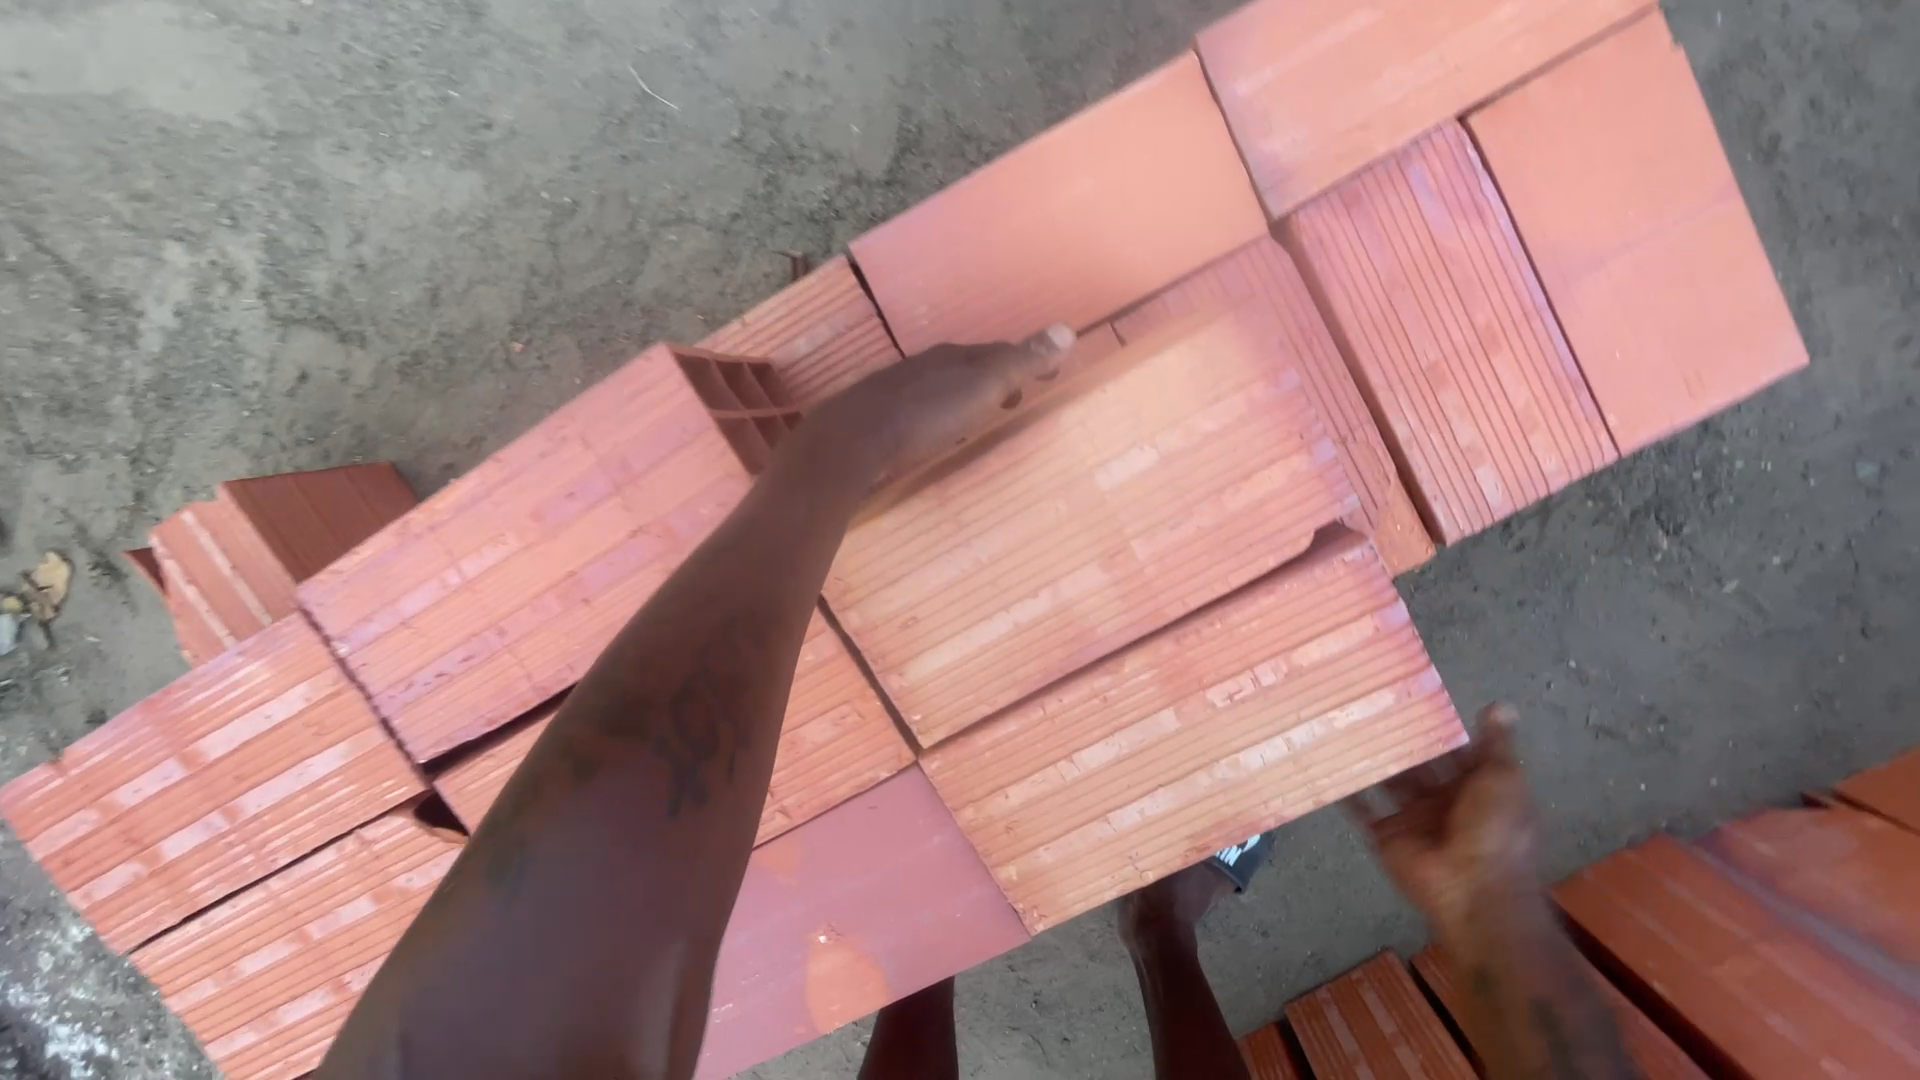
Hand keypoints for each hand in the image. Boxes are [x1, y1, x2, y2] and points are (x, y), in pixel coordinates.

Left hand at [806, 325, 1074, 482]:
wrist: (855, 436)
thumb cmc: (926, 412)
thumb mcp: (982, 385)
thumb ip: (1021, 362)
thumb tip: (1067, 330)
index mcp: (955, 357)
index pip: (999, 352)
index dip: (1026, 361)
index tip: (1049, 373)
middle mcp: (927, 366)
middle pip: (969, 367)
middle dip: (995, 378)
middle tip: (1017, 398)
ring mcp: (900, 389)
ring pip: (942, 387)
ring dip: (966, 397)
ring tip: (980, 415)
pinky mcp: (881, 416)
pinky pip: (920, 409)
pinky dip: (940, 414)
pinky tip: (936, 432)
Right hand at [1348, 704, 1538, 931]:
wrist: (1474, 890)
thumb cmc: (1495, 831)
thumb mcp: (1504, 780)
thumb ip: (1496, 745)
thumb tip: (1500, 704)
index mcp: (1473, 788)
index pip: (1449, 751)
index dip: (1431, 726)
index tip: (1405, 694)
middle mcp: (1440, 800)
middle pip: (1412, 764)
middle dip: (1392, 740)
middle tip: (1363, 704)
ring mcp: (1410, 817)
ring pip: (1384, 781)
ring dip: (1367, 760)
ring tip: (1340, 726)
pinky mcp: (1384, 833)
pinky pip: (1360, 809)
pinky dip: (1344, 791)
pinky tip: (1326, 765)